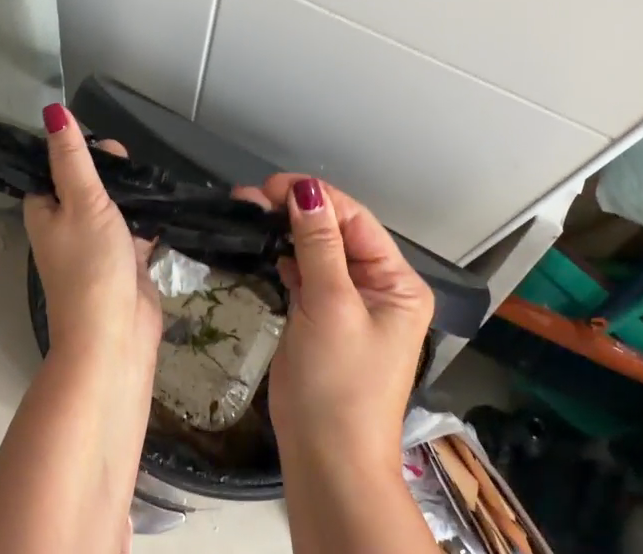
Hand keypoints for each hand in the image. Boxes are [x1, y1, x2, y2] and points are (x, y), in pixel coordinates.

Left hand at [23, 104, 161, 362]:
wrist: (114, 337)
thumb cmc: (90, 266)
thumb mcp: (82, 201)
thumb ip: (73, 156)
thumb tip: (52, 110)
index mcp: (44, 208)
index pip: (53, 164)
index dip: (76, 147)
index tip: (103, 141)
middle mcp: (65, 223)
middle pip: (87, 181)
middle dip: (110, 169)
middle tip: (130, 164)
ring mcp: (95, 243)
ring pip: (114, 204)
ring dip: (131, 193)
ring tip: (153, 180)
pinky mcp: (124, 260)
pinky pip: (136, 228)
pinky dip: (149, 218)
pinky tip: (167, 204)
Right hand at [235, 175, 433, 477]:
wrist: (327, 455)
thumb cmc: (339, 383)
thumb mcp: (331, 306)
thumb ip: (318, 243)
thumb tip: (305, 190)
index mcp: (396, 282)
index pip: (355, 220)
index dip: (315, 197)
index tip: (268, 186)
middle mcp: (376, 286)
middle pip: (334, 231)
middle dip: (294, 210)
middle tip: (248, 198)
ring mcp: (346, 302)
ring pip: (315, 249)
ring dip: (284, 231)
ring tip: (246, 213)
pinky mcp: (318, 316)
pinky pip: (302, 272)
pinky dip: (281, 257)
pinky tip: (259, 246)